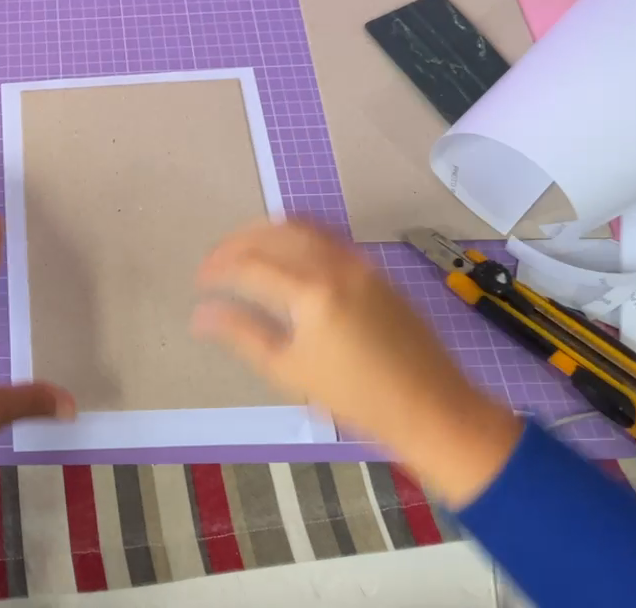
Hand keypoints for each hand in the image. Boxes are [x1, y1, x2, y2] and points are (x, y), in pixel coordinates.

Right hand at [192, 219, 521, 506]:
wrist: (435, 409)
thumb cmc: (357, 399)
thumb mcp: (290, 371)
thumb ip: (243, 333)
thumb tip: (200, 314)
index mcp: (311, 293)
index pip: (250, 264)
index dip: (218, 268)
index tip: (201, 281)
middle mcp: (335, 266)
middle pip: (274, 234)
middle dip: (238, 242)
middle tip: (217, 260)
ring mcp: (359, 263)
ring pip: (303, 227)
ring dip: (267, 231)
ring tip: (245, 247)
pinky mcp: (375, 269)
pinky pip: (328, 236)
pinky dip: (299, 234)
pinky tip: (287, 251)